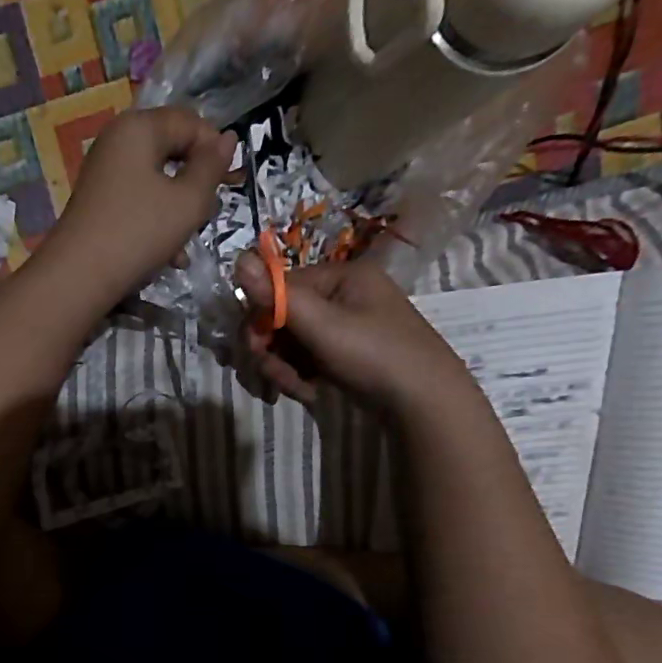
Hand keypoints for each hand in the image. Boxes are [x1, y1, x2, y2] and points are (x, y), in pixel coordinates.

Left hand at [39, 107, 236, 296]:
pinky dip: (155, 222)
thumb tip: (227, 138)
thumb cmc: (138, 232)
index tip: (229, 186)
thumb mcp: (188, 201)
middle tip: (207, 216)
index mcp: (139, 127)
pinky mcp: (97, 203)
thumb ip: (212, 167)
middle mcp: (116, 141)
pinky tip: (168, 256)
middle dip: (195, 184)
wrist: (77, 278)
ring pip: (156, 182)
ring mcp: (103, 173)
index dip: (215, 152)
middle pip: (172, 151)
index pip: (192, 123)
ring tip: (186, 243)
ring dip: (178, 211)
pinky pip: (137, 202)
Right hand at [236, 253, 474, 412]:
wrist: (424, 404)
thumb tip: (237, 259)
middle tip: (276, 376)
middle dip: (271, 350)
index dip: (260, 319)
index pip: (279, 288)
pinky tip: (310, 392)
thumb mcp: (322, 325)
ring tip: (298, 389)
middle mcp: (341, 296)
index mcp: (341, 276)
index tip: (255, 349)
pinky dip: (299, 377)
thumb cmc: (375, 355)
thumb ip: (277, 296)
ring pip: (289, 344)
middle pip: (281, 318)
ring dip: (283, 368)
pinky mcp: (343, 355)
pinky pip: (305, 360)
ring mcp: (343, 327)